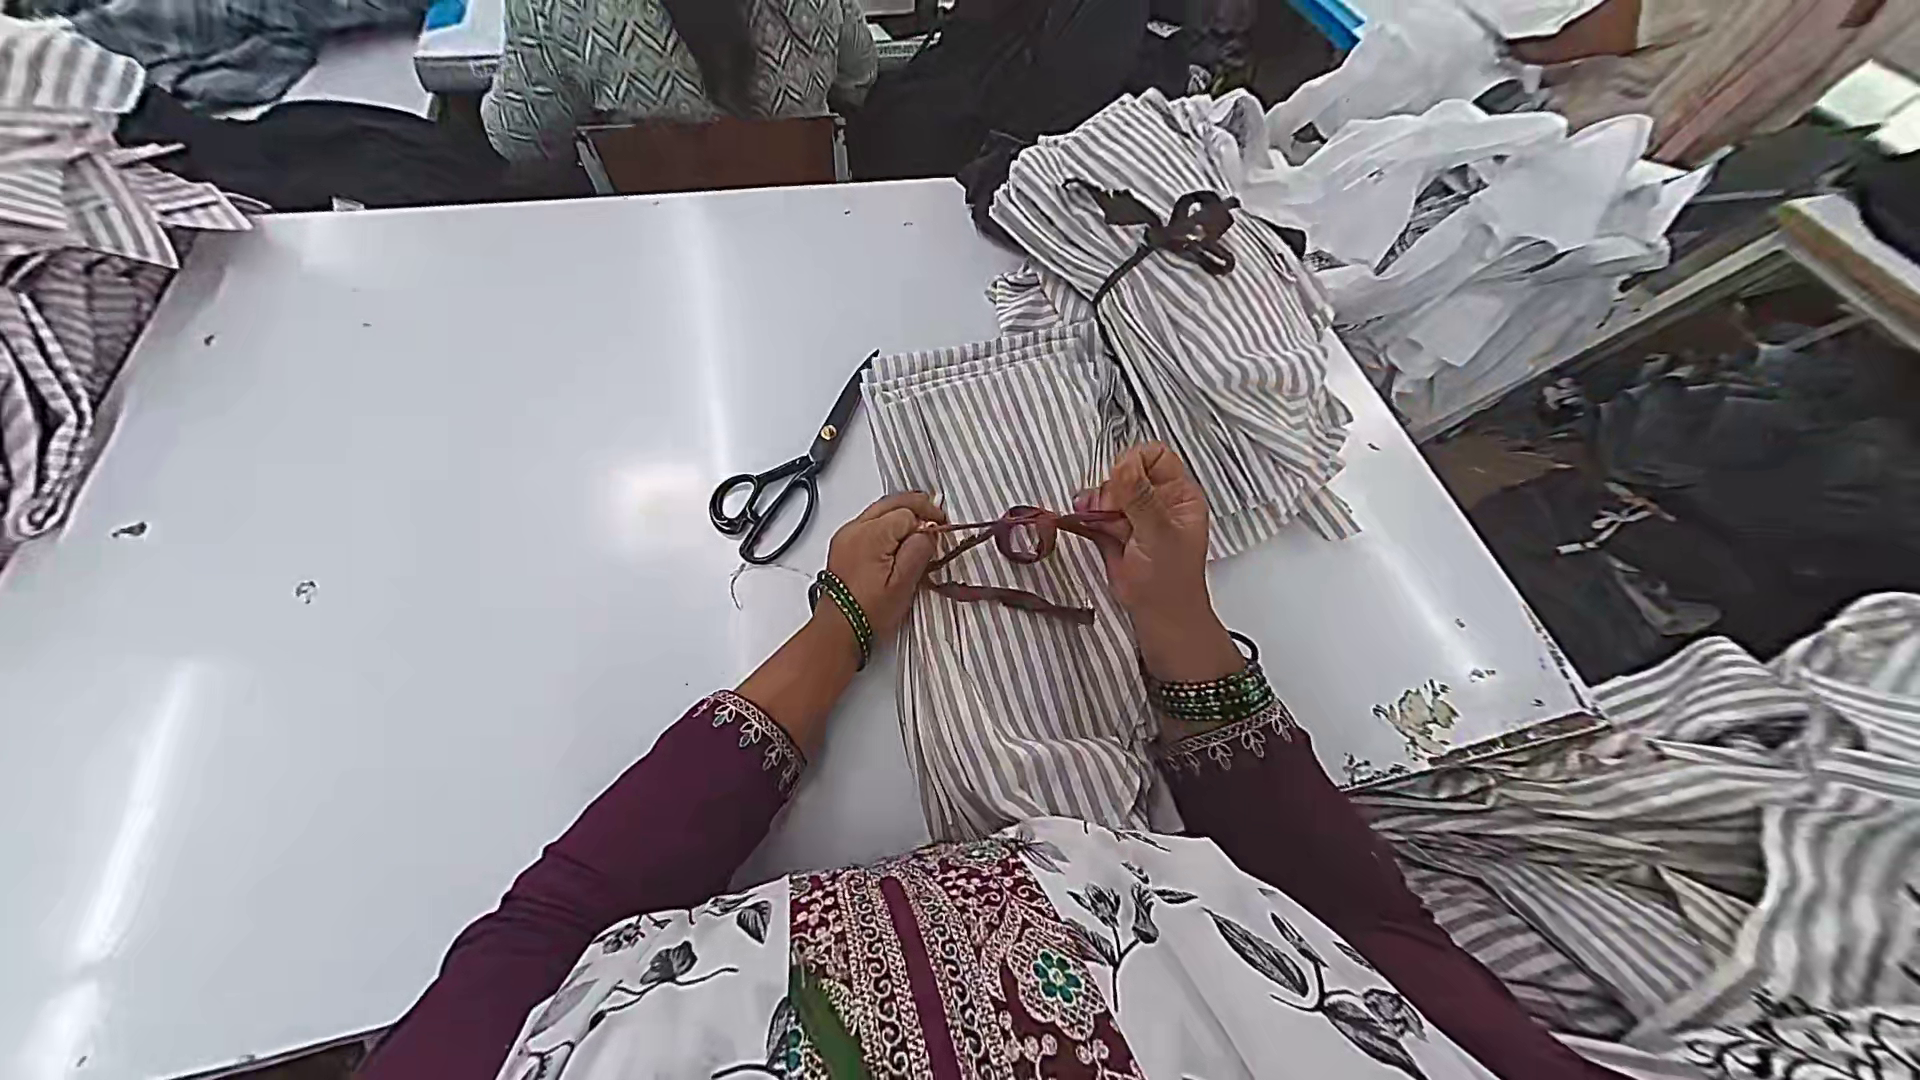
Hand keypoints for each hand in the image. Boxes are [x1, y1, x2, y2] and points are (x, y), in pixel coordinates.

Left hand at [822, 492, 946, 642]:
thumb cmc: (869, 611)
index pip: (907, 512)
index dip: (928, 520)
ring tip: (920, 530)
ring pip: (880, 510)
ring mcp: (846, 535)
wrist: (839, 629)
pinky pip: (869, 522)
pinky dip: (887, 524)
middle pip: (891, 502)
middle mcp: (854, 529)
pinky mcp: (843, 545)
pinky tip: (898, 540)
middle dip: (916, 507)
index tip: (940, 532)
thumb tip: (930, 530)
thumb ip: (919, 550)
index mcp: (871, 535)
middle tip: (936, 519)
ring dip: (902, 514)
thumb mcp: (903, 583)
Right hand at [1076, 442, 1240, 684]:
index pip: (1156, 457)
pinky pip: (1094, 512)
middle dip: (1113, 489)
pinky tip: (1081, 520)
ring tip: (1093, 517)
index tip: (1123, 481)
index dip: (1135, 463)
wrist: (1157, 615)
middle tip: (1112, 511)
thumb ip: (1140, 498)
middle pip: (1126, 472)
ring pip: (1107, 492)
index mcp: (1179, 495)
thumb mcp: (1158, 533)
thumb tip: (1124, 464)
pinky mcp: (1113, 530)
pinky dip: (1085, 515)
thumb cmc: (1170, 580)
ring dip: (1096, 502)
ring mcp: (1134, 515)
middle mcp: (1156, 500)